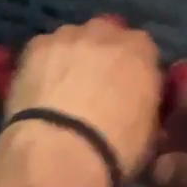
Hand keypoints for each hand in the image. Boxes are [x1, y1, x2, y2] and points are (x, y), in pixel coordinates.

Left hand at [4, 17, 161, 178]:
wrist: (61, 154)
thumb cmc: (115, 150)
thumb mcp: (149, 132)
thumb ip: (146, 104)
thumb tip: (137, 104)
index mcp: (141, 50)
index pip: (143, 49)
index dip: (134, 69)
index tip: (128, 90)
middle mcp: (105, 33)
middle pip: (106, 35)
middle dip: (102, 54)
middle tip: (94, 87)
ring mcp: (68, 36)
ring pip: (73, 38)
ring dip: (72, 56)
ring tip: (62, 90)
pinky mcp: (36, 46)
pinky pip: (44, 50)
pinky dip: (43, 65)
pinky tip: (39, 90)